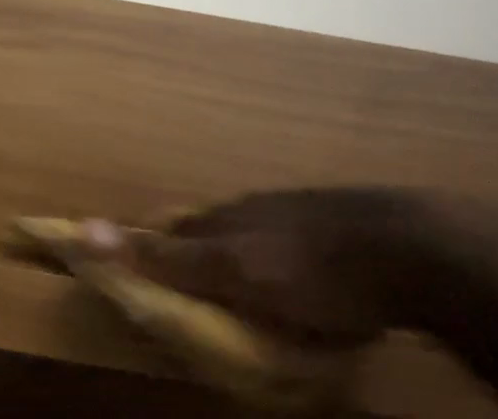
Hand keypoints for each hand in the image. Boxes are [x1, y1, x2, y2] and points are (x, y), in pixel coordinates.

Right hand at [72, 188, 443, 347]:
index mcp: (222, 220)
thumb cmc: (312, 269)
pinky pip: (288, 242)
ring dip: (236, 256)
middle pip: (207, 231)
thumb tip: (85, 229)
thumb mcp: (234, 272)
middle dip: (192, 253)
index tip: (141, 277)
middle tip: (191, 289)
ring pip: (249, 233)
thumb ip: (168, 258)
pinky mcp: (333, 223)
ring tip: (241, 286)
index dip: (151, 252)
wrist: (412, 248)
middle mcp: (249, 208)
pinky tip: (295, 276)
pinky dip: (278, 260)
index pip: (170, 235)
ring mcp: (293, 211)